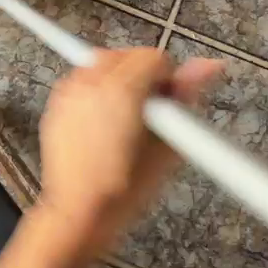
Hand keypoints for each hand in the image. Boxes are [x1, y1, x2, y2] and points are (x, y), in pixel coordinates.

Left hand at [35, 48, 223, 255]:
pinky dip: (95, 88)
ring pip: (102, 62)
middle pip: (127, 55)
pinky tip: (103, 121)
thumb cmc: (125, 188)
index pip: (154, 57)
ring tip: (126, 116)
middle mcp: (91, 81)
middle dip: (142, 76)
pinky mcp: (55, 103)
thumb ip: (187, 97)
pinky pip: (81, 79)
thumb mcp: (168, 147)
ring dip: (118, 78)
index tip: (167, 106)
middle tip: (149, 113)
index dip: (168, 80)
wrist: (78, 213)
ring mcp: (69, 90)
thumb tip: (211, 64)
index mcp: (122, 89)